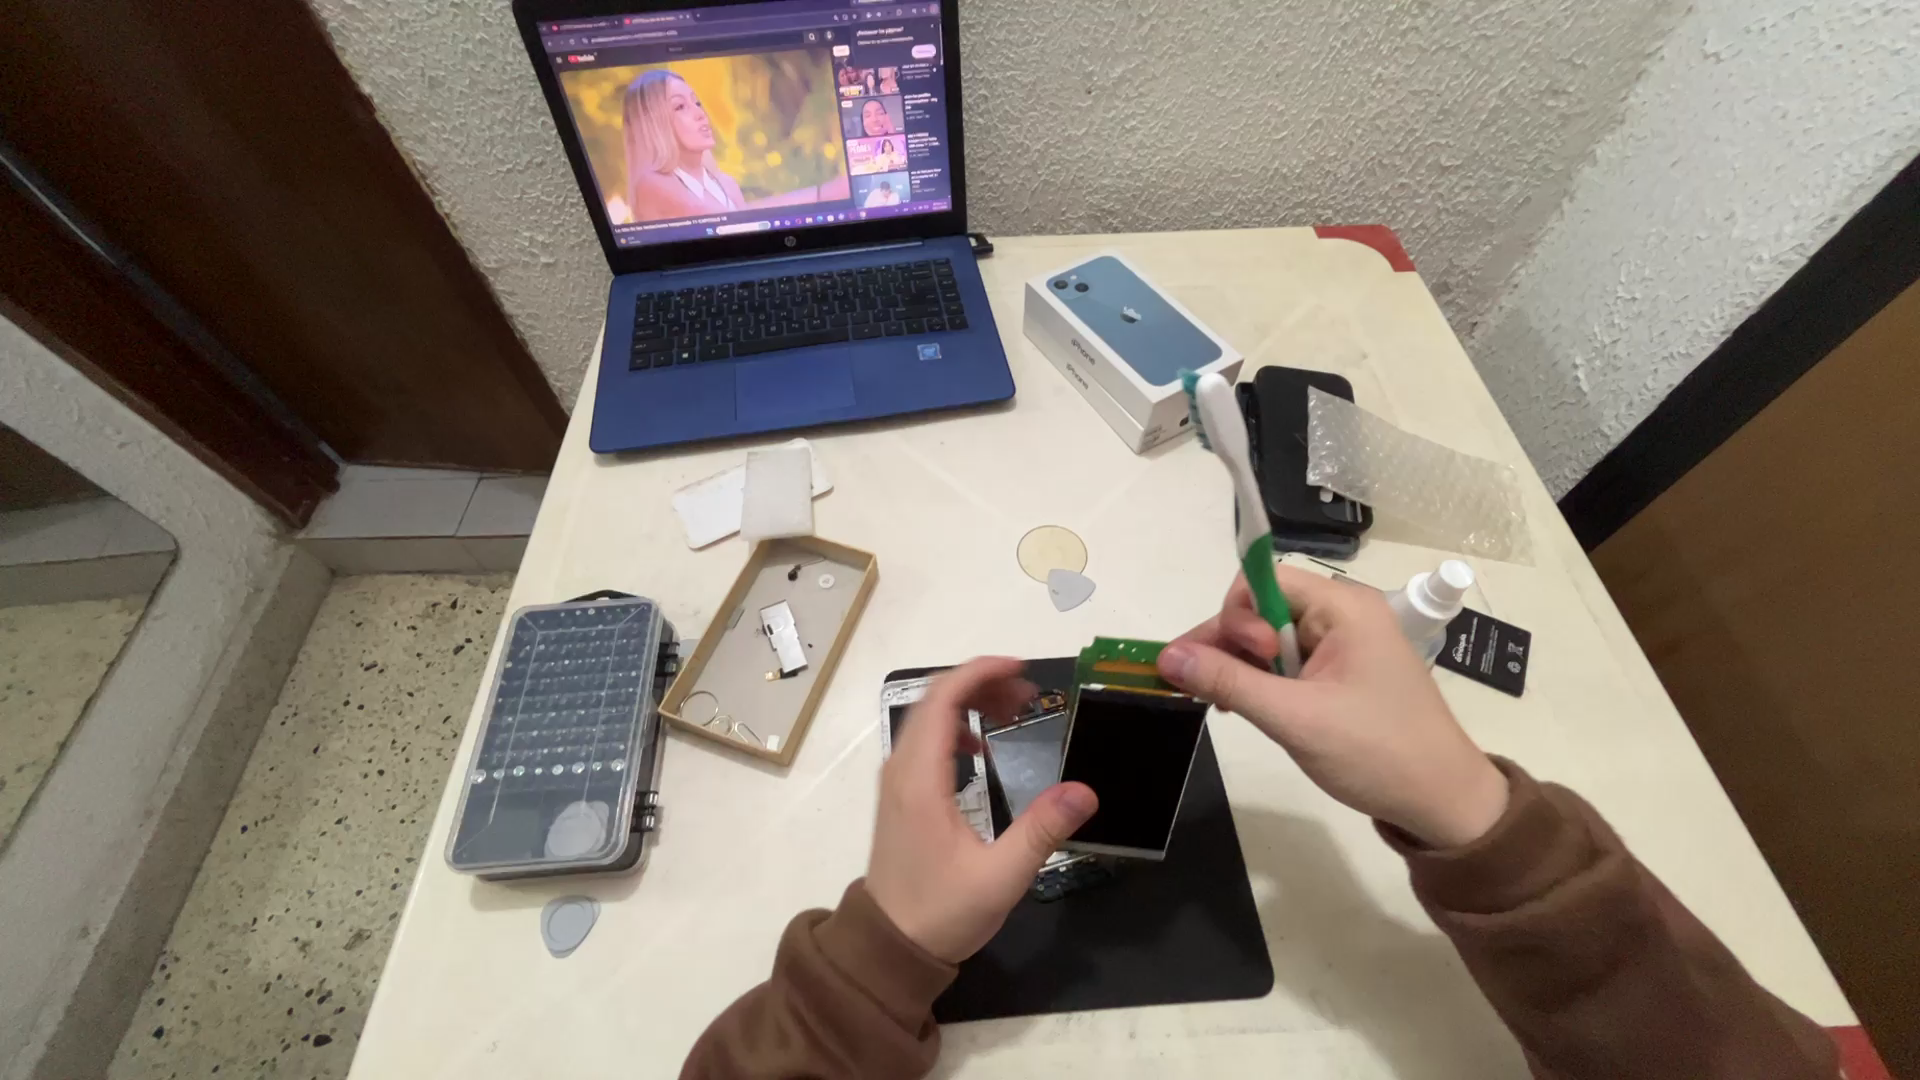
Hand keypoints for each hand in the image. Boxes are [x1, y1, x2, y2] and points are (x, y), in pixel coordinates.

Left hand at [866, 657, 1097, 961]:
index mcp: (920, 777)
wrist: (888, 946)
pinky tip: (983, 746)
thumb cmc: (941, 912)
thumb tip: (1085, 790)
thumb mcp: (1000, 876)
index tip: (1021, 668)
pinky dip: (957, 724)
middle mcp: (901, 766)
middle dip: (982, 683)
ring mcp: (897, 777)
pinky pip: (925, 737)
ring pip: (929, 715)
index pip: (944, 699)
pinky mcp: (900, 790)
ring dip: (970, 701)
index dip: (980, 672)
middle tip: (1028, 693)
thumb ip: (1042, 831)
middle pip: (936, 698)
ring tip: (1014, 711)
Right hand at [1157, 571, 1508, 847]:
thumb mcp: (1294, 718)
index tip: (1239, 663)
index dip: (1235, 617)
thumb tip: (1165, 657)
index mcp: (1342, 607)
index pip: (1261, 580)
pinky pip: (1282, 661)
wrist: (1445, 806)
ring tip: (1222, 704)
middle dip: (1230, 645)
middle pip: (1259, 607)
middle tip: (1211, 691)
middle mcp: (1341, 614)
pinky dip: (1257, 680)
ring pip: (1265, 636)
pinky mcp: (1336, 671)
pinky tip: (1240, 706)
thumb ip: (1227, 681)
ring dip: (1239, 667)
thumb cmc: (1376, 754)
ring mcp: (1340, 643)